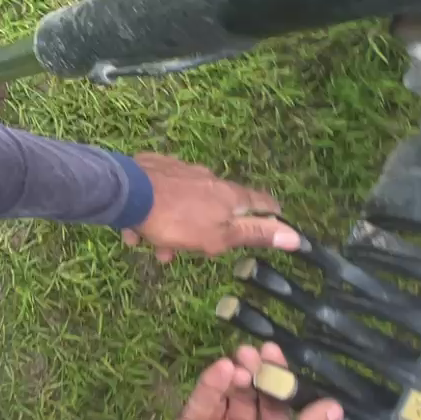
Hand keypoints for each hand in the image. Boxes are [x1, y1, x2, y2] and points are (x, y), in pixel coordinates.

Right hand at [119, 344, 342, 419]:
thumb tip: (334, 407)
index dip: (290, 392)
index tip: (286, 362)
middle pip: (259, 404)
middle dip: (263, 378)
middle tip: (261, 352)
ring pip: (232, 397)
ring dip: (240, 376)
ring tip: (243, 358)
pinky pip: (204, 399)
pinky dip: (213, 382)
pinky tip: (223, 368)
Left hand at [121, 153, 298, 261]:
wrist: (125, 194)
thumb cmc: (176, 220)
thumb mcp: (218, 236)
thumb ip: (254, 234)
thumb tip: (295, 235)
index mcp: (227, 194)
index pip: (260, 201)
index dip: (271, 212)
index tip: (277, 217)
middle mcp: (205, 176)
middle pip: (213, 207)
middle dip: (199, 232)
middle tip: (177, 252)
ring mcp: (175, 169)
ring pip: (180, 204)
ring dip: (167, 228)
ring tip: (149, 245)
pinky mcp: (149, 167)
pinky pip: (156, 195)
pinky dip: (148, 213)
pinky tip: (132, 229)